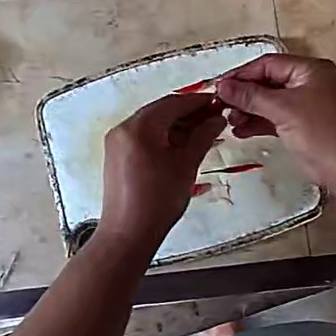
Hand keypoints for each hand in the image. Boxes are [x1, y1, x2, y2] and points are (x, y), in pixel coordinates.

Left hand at [97, 92, 227, 249]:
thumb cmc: (158, 201)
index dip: (198, 102)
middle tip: (214, 118)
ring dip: (177, 125)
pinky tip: (183, 145)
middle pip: (161, 111)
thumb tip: (217, 119)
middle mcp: (124, 128)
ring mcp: (117, 142)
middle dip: (188, 113)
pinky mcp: (117, 155)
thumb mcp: (186, 165)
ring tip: (203, 133)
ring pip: (152, 124)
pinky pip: (143, 137)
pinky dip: (163, 137)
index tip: (218, 102)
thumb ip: (202, 136)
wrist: (128, 234)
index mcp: (139, 127)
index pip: (173, 103)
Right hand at [215, 54, 335, 185]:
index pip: (268, 64)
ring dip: (248, 110)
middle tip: (221, 106)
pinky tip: (240, 131)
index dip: (242, 74)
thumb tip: (222, 86)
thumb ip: (250, 95)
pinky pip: (275, 118)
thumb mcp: (282, 109)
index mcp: (310, 70)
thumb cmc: (320, 132)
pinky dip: (258, 123)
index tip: (218, 86)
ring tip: (229, 121)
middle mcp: (309, 83)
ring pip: (270, 102)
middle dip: (244, 94)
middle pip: (268, 82)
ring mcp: (307, 105)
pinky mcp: (303, 126)